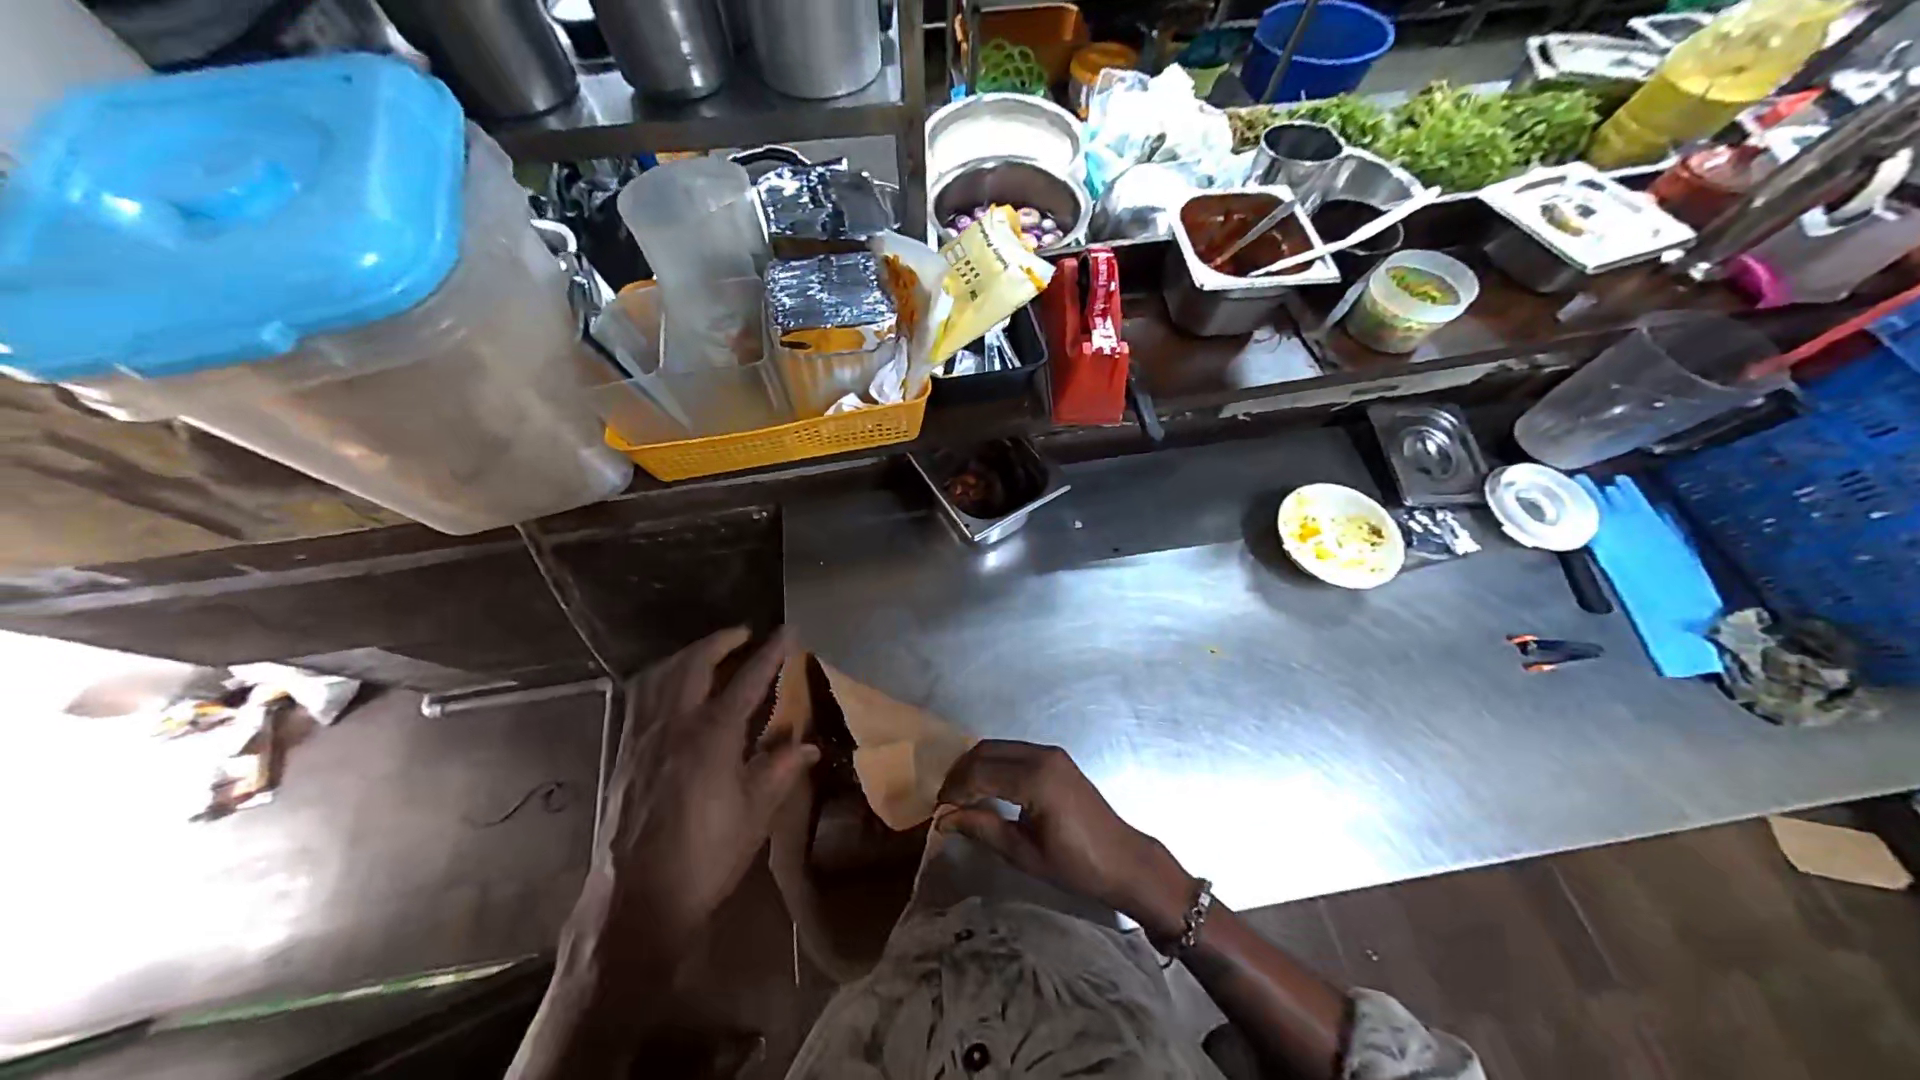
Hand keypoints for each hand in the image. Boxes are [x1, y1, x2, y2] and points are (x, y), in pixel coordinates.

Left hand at [575, 627, 817, 963]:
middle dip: (721, 641)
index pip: (747, 681)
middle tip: (743, 633)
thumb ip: (780, 770)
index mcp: (712, 736)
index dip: (770, 653)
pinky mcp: (625, 753)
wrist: (638, 897)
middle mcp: (674, 725)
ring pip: (661, 676)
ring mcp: (643, 737)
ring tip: (708, 652)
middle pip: (695, 665)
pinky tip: (669, 688)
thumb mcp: (755, 814)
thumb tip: (806, 745)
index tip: (787, 631)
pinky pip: (640, 697)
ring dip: (687, 655)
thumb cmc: (706, 856)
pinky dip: (660, 678)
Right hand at [935, 740, 1194, 940]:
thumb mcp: (1023, 853)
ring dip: (975, 766)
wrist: (1124, 861)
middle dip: (961, 773)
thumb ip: (982, 828)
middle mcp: (1042, 756)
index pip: (979, 772)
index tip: (939, 809)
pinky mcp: (1057, 758)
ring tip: (962, 796)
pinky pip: (1014, 751)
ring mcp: (1051, 753)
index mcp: (1036, 779)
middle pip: (985, 751)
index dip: (954, 789)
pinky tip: (986, 787)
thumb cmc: (1077, 865)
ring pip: (998, 747)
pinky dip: (994, 764)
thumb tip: (944, 818)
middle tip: (947, 801)